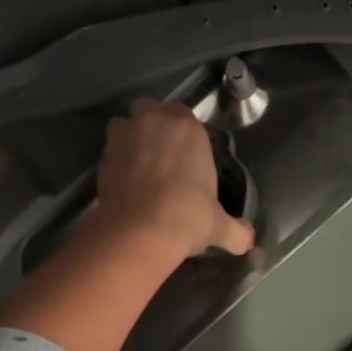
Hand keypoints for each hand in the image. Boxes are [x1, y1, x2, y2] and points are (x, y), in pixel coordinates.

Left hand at [97, 97, 253, 257]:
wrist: (141, 231)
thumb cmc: (188, 217)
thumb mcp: (220, 227)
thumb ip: (237, 231)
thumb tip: (249, 240)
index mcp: (187, 128)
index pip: (185, 115)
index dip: (185, 135)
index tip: (189, 157)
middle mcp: (153, 121)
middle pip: (151, 110)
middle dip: (154, 126)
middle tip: (163, 156)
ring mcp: (123, 136)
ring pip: (124, 125)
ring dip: (131, 139)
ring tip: (140, 167)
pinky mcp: (103, 156)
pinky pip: (110, 152)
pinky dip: (117, 164)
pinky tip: (126, 186)